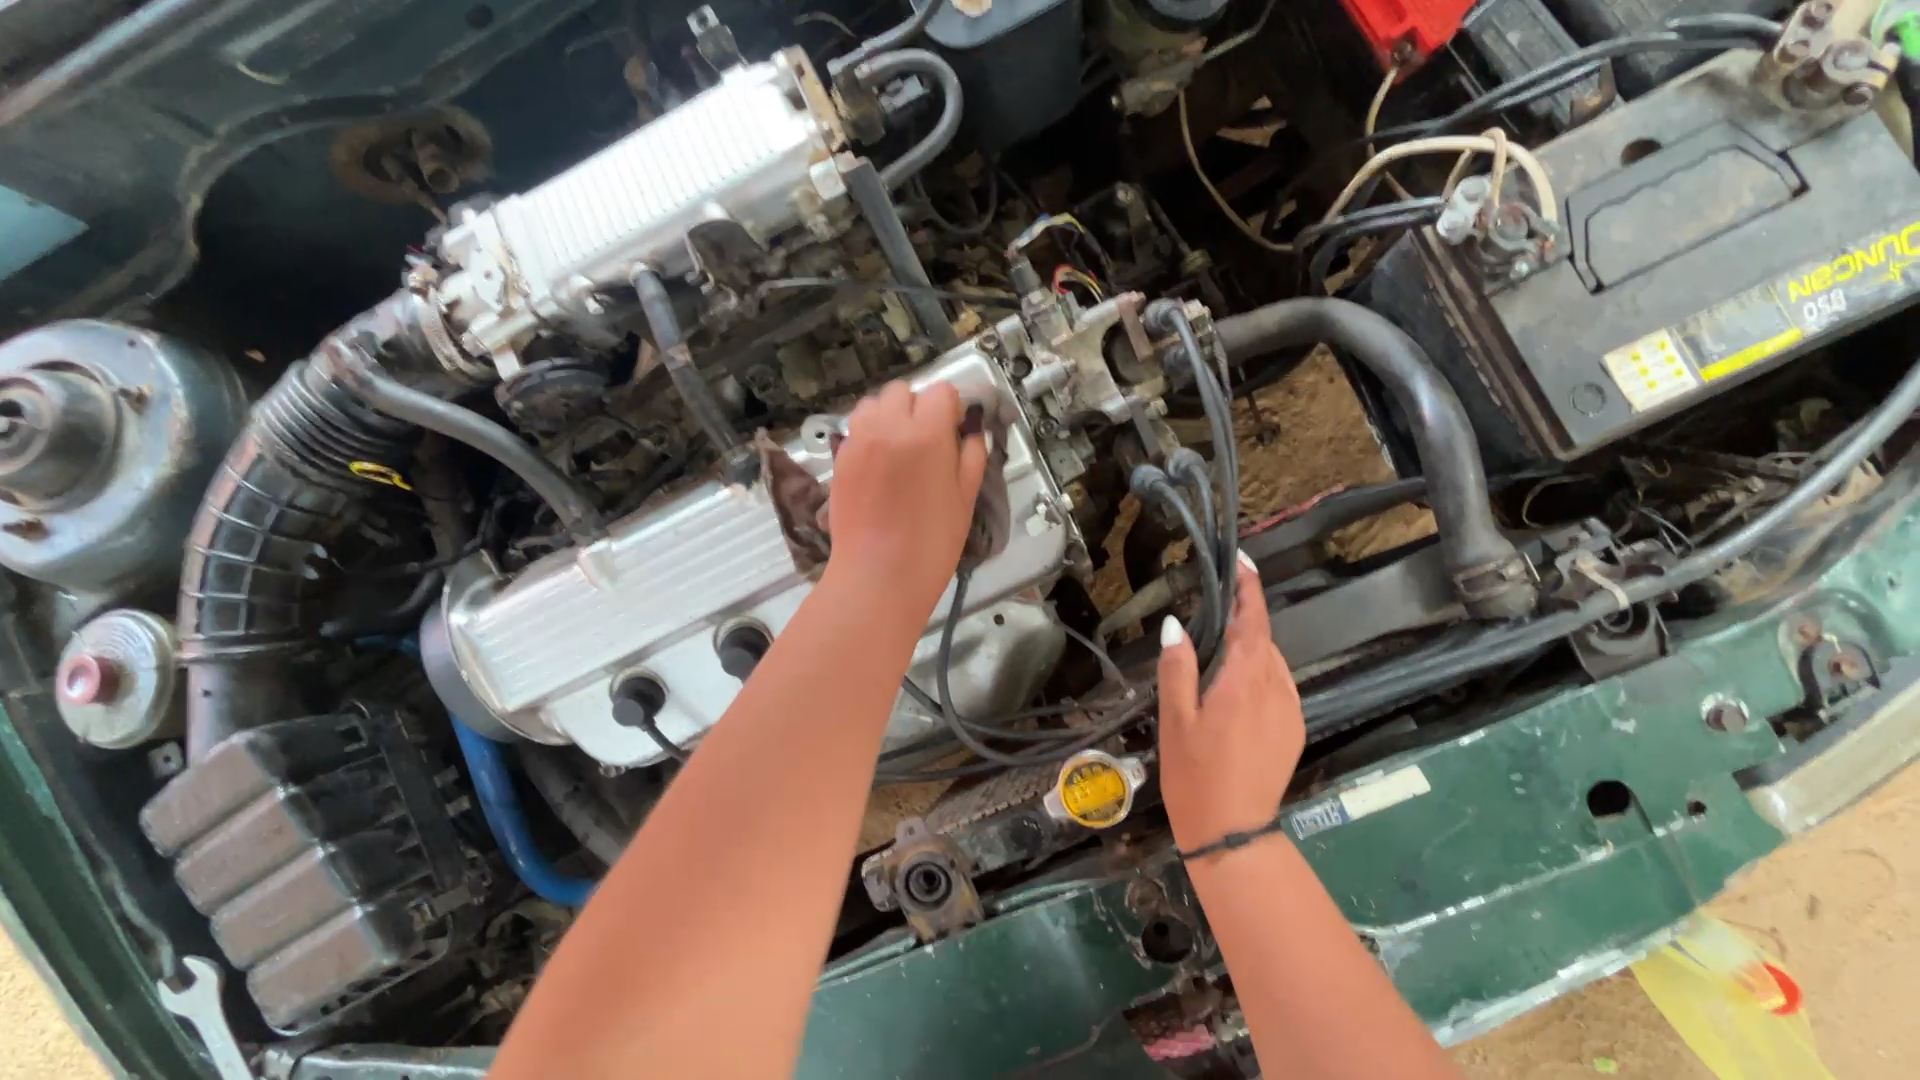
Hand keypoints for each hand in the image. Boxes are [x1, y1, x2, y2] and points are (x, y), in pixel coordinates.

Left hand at [822, 381, 987, 619]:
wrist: (878, 576)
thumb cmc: (932, 544)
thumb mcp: (966, 499)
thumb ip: (971, 457)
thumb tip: (970, 434)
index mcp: (927, 434)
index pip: (941, 391)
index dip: (951, 407)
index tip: (954, 429)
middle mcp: (889, 427)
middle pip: (903, 391)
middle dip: (918, 406)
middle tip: (928, 439)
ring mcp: (859, 441)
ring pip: (873, 404)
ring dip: (889, 415)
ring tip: (899, 446)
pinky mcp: (840, 458)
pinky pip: (856, 429)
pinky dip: (870, 434)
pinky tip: (881, 464)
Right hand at [1156, 556, 1303, 851]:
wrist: (1233, 833)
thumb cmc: (1195, 774)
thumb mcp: (1175, 720)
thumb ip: (1177, 668)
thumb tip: (1175, 625)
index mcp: (1244, 680)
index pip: (1254, 619)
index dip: (1249, 586)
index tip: (1241, 559)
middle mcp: (1276, 687)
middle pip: (1263, 638)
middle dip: (1243, 617)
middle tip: (1212, 609)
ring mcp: (1290, 709)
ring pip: (1272, 662)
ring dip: (1250, 648)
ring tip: (1218, 652)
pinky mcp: (1294, 728)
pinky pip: (1279, 685)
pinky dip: (1259, 674)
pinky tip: (1235, 690)